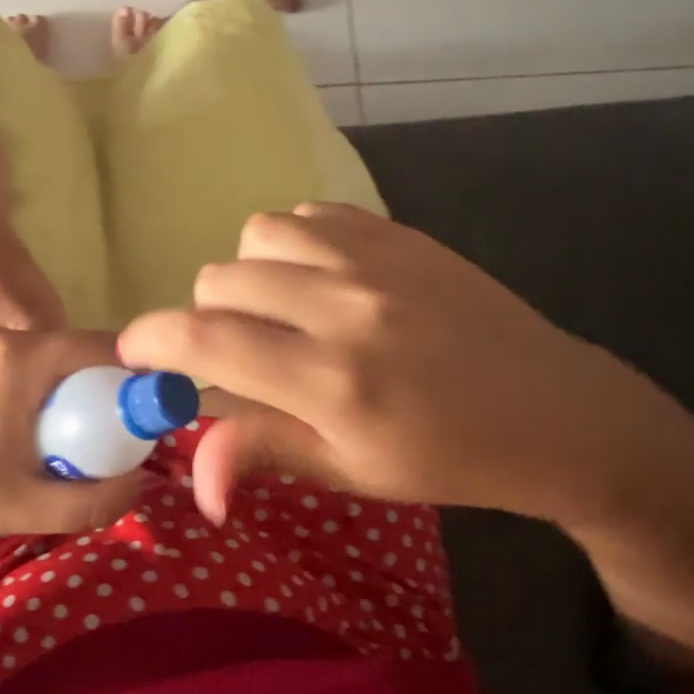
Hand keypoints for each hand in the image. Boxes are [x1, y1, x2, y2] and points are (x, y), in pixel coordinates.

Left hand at [0, 328, 143, 549]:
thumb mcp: (31, 507)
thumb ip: (98, 499)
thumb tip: (141, 480)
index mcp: (19, 357)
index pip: (102, 349)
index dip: (133, 383)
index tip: (142, 426)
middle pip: (73, 355)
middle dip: (97, 398)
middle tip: (99, 448)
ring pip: (44, 363)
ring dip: (64, 399)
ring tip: (57, 451)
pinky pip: (16, 369)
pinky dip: (34, 397)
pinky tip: (18, 441)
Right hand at [118, 202, 693, 526]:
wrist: (558, 412)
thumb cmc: (447, 458)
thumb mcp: (351, 471)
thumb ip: (262, 452)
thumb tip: (192, 481)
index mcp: (332, 382)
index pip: (206, 341)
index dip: (151, 341)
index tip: (135, 352)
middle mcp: (345, 309)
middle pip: (219, 281)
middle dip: (206, 317)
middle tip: (238, 351)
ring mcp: (375, 261)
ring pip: (256, 236)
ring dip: (249, 275)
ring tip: (279, 309)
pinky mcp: (398, 233)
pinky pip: (307, 213)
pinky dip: (293, 243)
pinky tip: (318, 279)